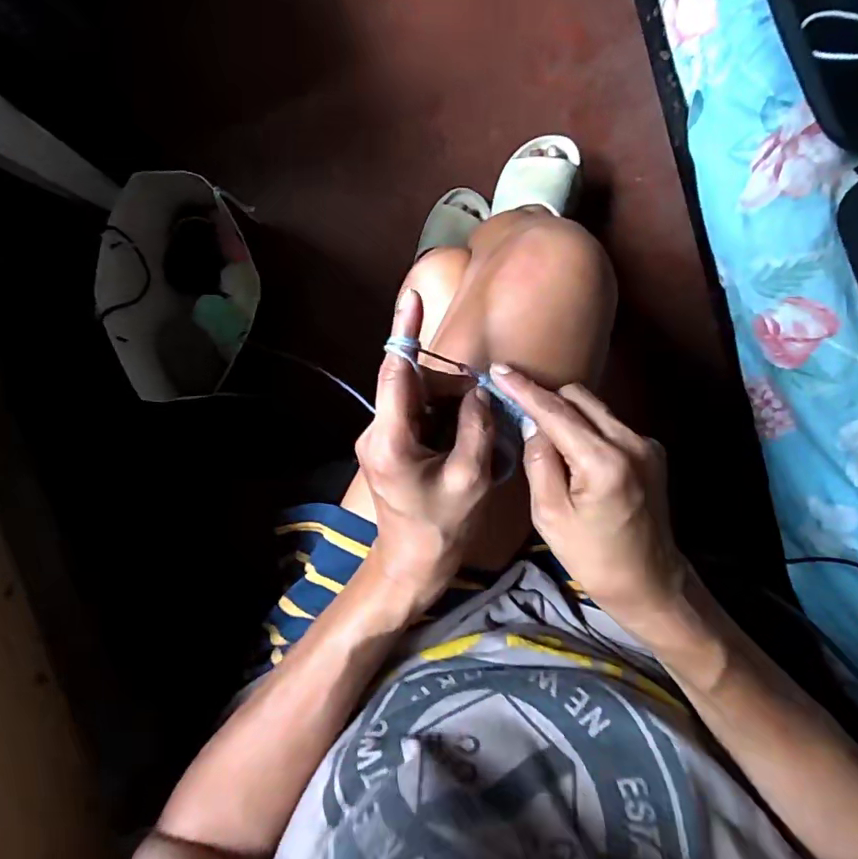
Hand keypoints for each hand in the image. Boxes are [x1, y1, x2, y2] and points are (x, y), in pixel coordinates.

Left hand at [354, 289, 496, 616]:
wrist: (411, 561)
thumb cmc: (442, 527)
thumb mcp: (471, 478)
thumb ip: (476, 427)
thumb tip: (477, 391)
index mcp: (390, 440)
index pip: (397, 373)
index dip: (405, 332)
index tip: (412, 297)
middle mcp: (375, 432)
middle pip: (412, 383)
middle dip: (449, 385)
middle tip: (481, 408)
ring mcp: (377, 437)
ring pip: (415, 397)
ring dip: (448, 403)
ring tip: (473, 433)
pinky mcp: (385, 443)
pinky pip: (415, 413)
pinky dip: (440, 416)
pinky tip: (459, 439)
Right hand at [491, 366, 697, 642]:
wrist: (650, 583)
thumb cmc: (591, 557)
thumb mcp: (548, 515)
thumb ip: (538, 462)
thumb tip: (532, 424)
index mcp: (603, 461)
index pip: (554, 411)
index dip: (523, 389)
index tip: (498, 369)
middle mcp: (630, 442)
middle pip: (577, 396)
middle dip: (544, 398)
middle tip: (515, 409)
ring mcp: (645, 445)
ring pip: (594, 407)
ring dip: (564, 413)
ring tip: (540, 435)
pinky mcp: (651, 452)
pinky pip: (608, 424)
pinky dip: (584, 427)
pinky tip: (571, 453)